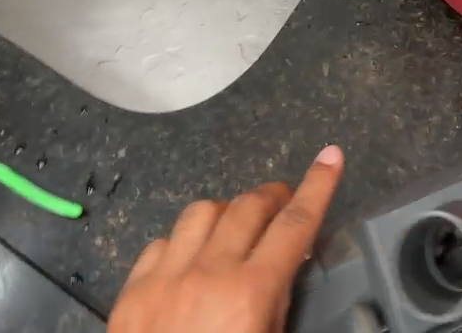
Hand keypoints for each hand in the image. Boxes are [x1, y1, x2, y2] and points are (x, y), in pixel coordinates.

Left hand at [107, 145, 344, 332]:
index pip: (294, 224)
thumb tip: (284, 268)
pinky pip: (162, 242)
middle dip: (274, 196)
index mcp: (249, 296)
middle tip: (285, 203)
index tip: (331, 156)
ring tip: (237, 230)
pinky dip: (183, 242)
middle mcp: (208, 274)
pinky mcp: (130, 294)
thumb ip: (278, 306)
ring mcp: (164, 280)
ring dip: (227, 214)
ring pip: (203, 211)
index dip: (318, 186)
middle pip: (249, 206)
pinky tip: (190, 260)